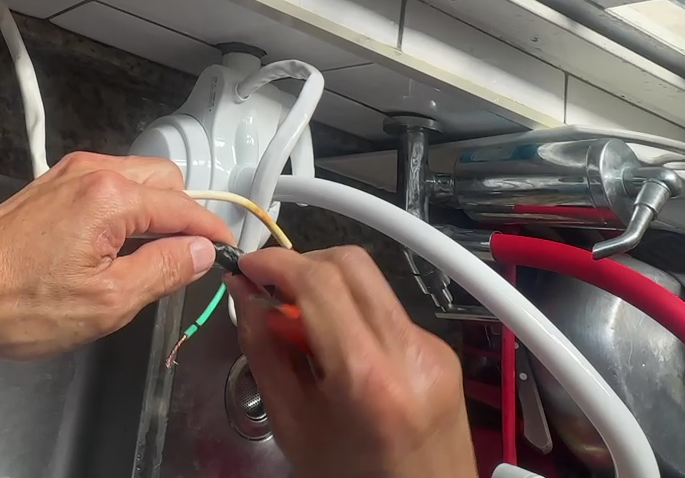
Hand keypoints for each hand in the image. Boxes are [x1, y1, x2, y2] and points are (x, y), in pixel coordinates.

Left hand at [0, 153, 233, 358]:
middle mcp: (92, 169)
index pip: (183, 205)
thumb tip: (200, 252)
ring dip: (154, 211)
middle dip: (184, 215)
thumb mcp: (106, 301)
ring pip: (137, 178)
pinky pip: (108, 184)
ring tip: (151, 259)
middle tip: (189, 260)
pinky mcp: (52, 184)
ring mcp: (69, 172)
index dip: (211, 232)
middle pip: (165, 179)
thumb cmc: (16, 303)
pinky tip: (116, 246)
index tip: (229, 252)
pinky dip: (125, 209)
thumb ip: (163, 270)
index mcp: (110, 194)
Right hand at [236, 246, 472, 477]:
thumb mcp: (290, 423)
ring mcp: (432, 349)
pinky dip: (353, 313)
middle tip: (273, 293)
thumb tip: (243, 290)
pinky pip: (386, 309)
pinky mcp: (442, 353)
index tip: (248, 267)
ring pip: (369, 280)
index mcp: (366, 376)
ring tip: (304, 327)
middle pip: (349, 262)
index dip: (274, 262)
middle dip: (302, 265)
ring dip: (327, 286)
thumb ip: (262, 347)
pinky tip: (340, 350)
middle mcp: (408, 351)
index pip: (317, 279)